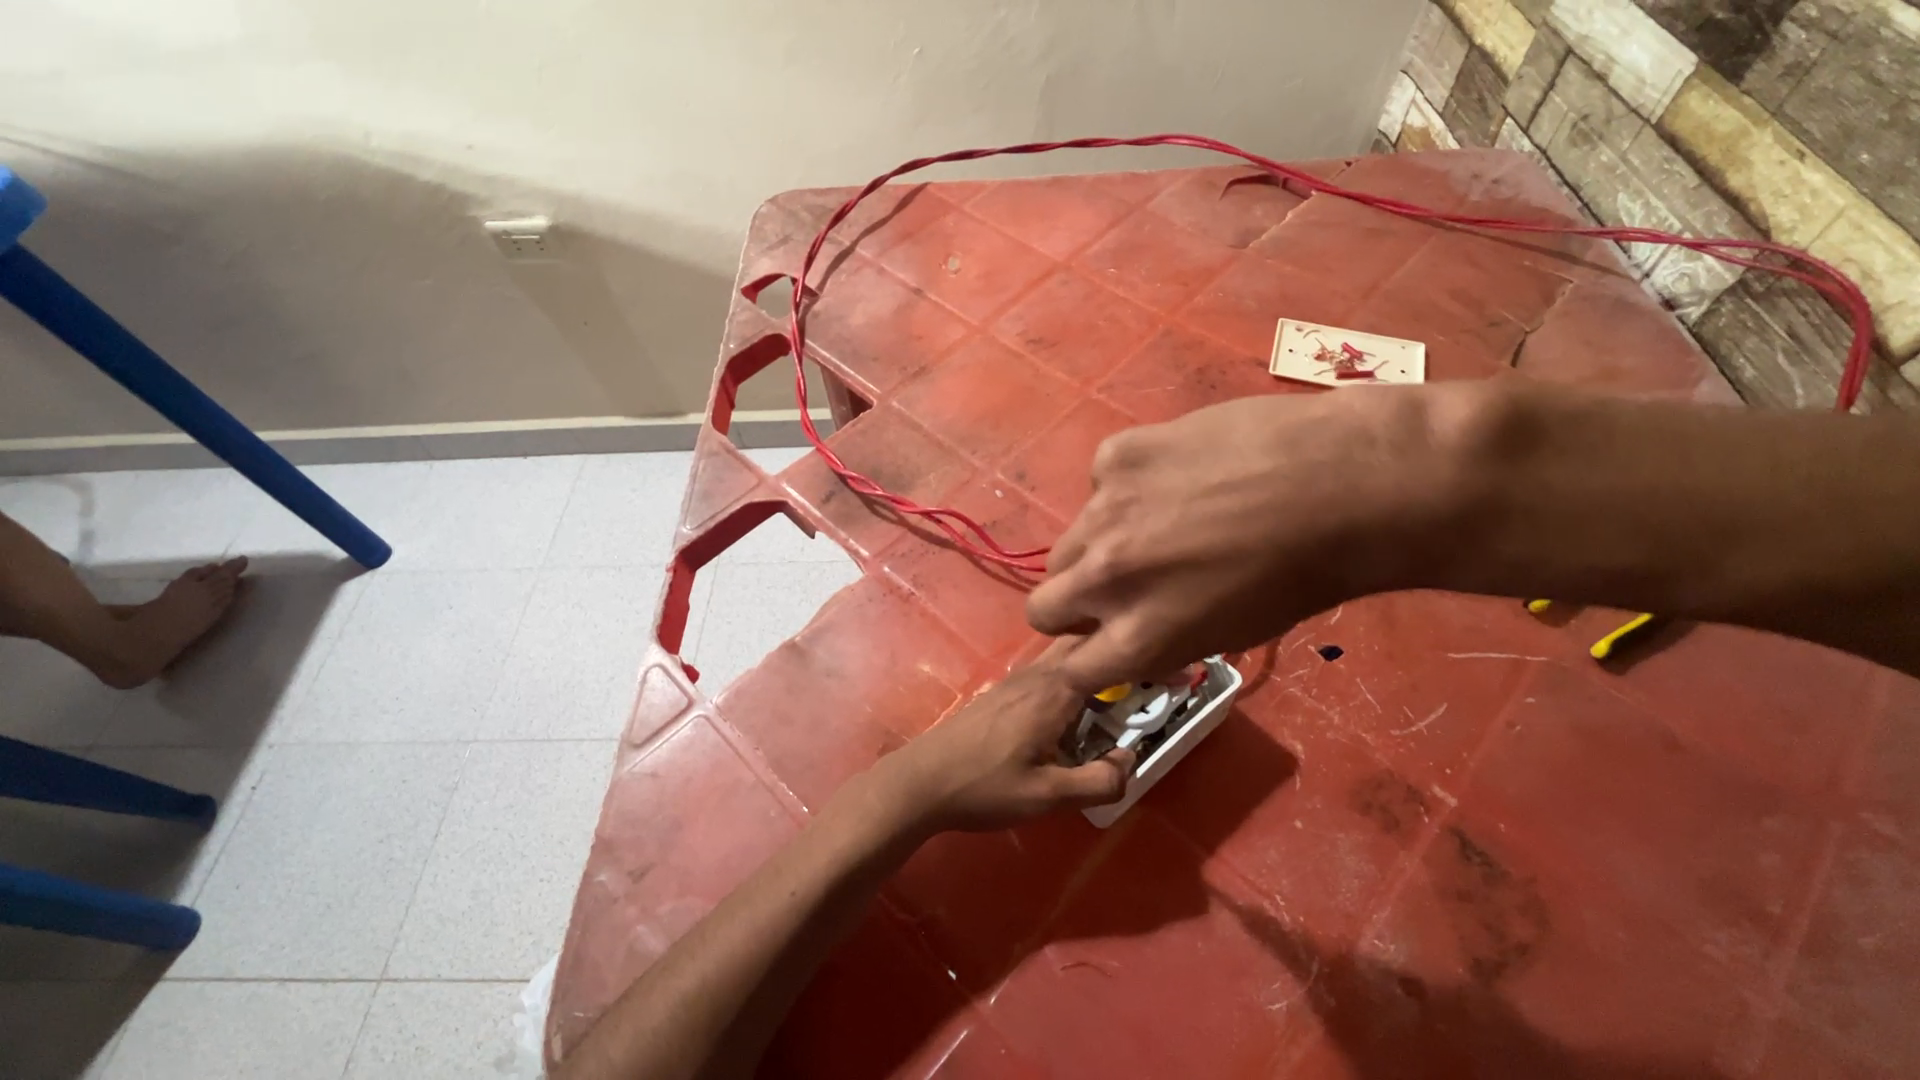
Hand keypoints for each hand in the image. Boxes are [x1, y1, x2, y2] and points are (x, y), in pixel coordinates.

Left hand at [867, 638, 1135, 833]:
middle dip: (1120, 655)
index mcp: (1054, 690)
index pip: (1108, 657)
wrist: (919, 783)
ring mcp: (1015, 681)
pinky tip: (1078, 712)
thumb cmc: (984, 788)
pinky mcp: (1001, 694)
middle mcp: (1036, 675)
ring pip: (1066, 658)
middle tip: (1156, 679)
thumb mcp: (1048, 797)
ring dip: (1096, 666)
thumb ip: (1098, 782)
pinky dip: (1074, 679)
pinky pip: (1049, 673)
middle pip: (1086, 647)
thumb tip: (1130, 760)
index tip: (1178, 670)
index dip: (1145, 660)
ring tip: (1125, 693)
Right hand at [1026, 386, 1469, 691]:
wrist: (1347, 482)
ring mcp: (1104, 510)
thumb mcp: (1228, 634)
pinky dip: (1128, 488)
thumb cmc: (1304, 576)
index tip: (1104, 643)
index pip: (1069, 668)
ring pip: (1068, 542)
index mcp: (1139, 637)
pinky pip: (1101, 483)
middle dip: (1073, 605)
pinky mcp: (1116, 454)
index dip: (1087, 656)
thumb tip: (1127, 633)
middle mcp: (1106, 578)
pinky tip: (1182, 475)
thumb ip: (1158, 639)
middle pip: (1044, 606)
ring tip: (1160, 522)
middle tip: (1120, 586)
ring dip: (1098, 544)